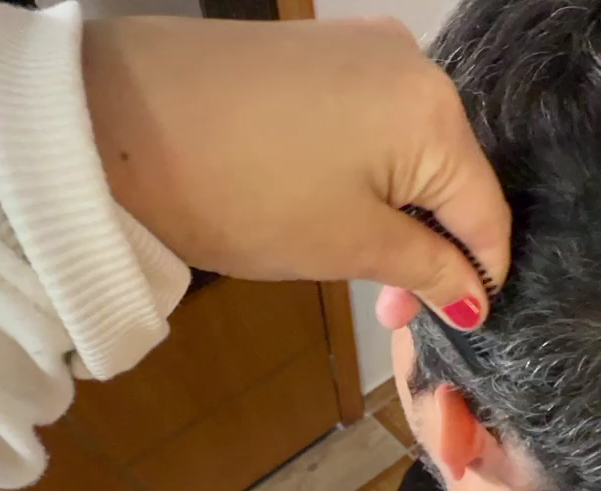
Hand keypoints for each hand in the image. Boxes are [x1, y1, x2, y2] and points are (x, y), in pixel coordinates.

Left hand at [83, 17, 508, 326]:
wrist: (114, 121)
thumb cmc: (249, 195)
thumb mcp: (351, 245)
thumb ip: (427, 269)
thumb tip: (475, 298)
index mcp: (435, 113)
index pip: (487, 213)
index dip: (479, 278)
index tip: (460, 328)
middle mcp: (414, 66)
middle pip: (453, 181)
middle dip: (434, 253)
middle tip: (395, 313)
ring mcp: (365, 53)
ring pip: (414, 159)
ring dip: (402, 222)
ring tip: (367, 271)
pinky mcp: (323, 56)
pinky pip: (376, 131)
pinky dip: (373, 183)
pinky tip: (343, 214)